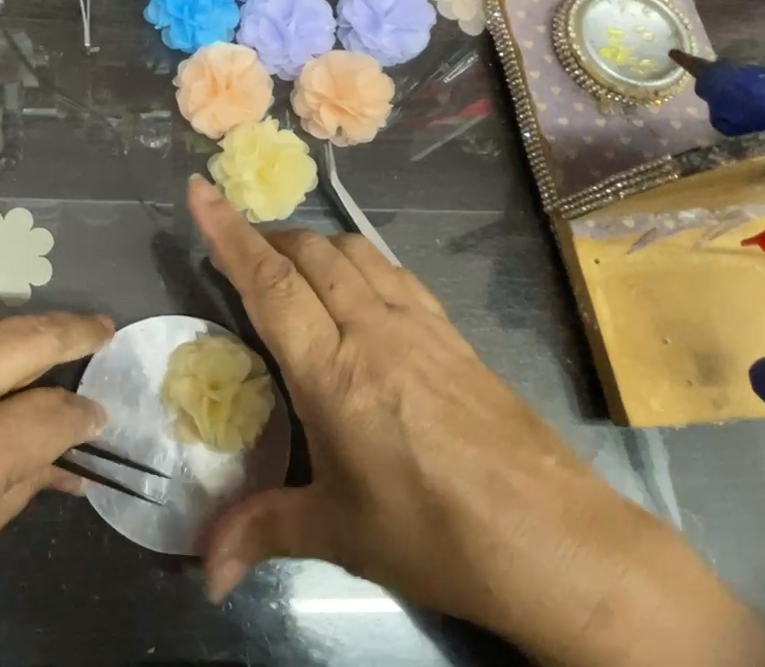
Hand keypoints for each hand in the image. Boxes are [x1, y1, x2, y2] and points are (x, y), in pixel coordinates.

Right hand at [187, 176, 764, 666]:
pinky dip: (360, 263)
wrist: (563, 547)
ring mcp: (423, 329)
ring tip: (290, 265)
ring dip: (315, 245)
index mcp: (335, 373)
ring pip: (358, 252)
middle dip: (267, 237)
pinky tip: (358, 292)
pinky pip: (396, 275)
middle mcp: (376, 332)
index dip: (229, 233)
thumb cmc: (438, 537)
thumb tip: (207, 574)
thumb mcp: (341, 533)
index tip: (200, 189)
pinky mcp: (457, 338)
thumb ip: (262, 532)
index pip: (271, 283)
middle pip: (313, 252)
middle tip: (237, 251)